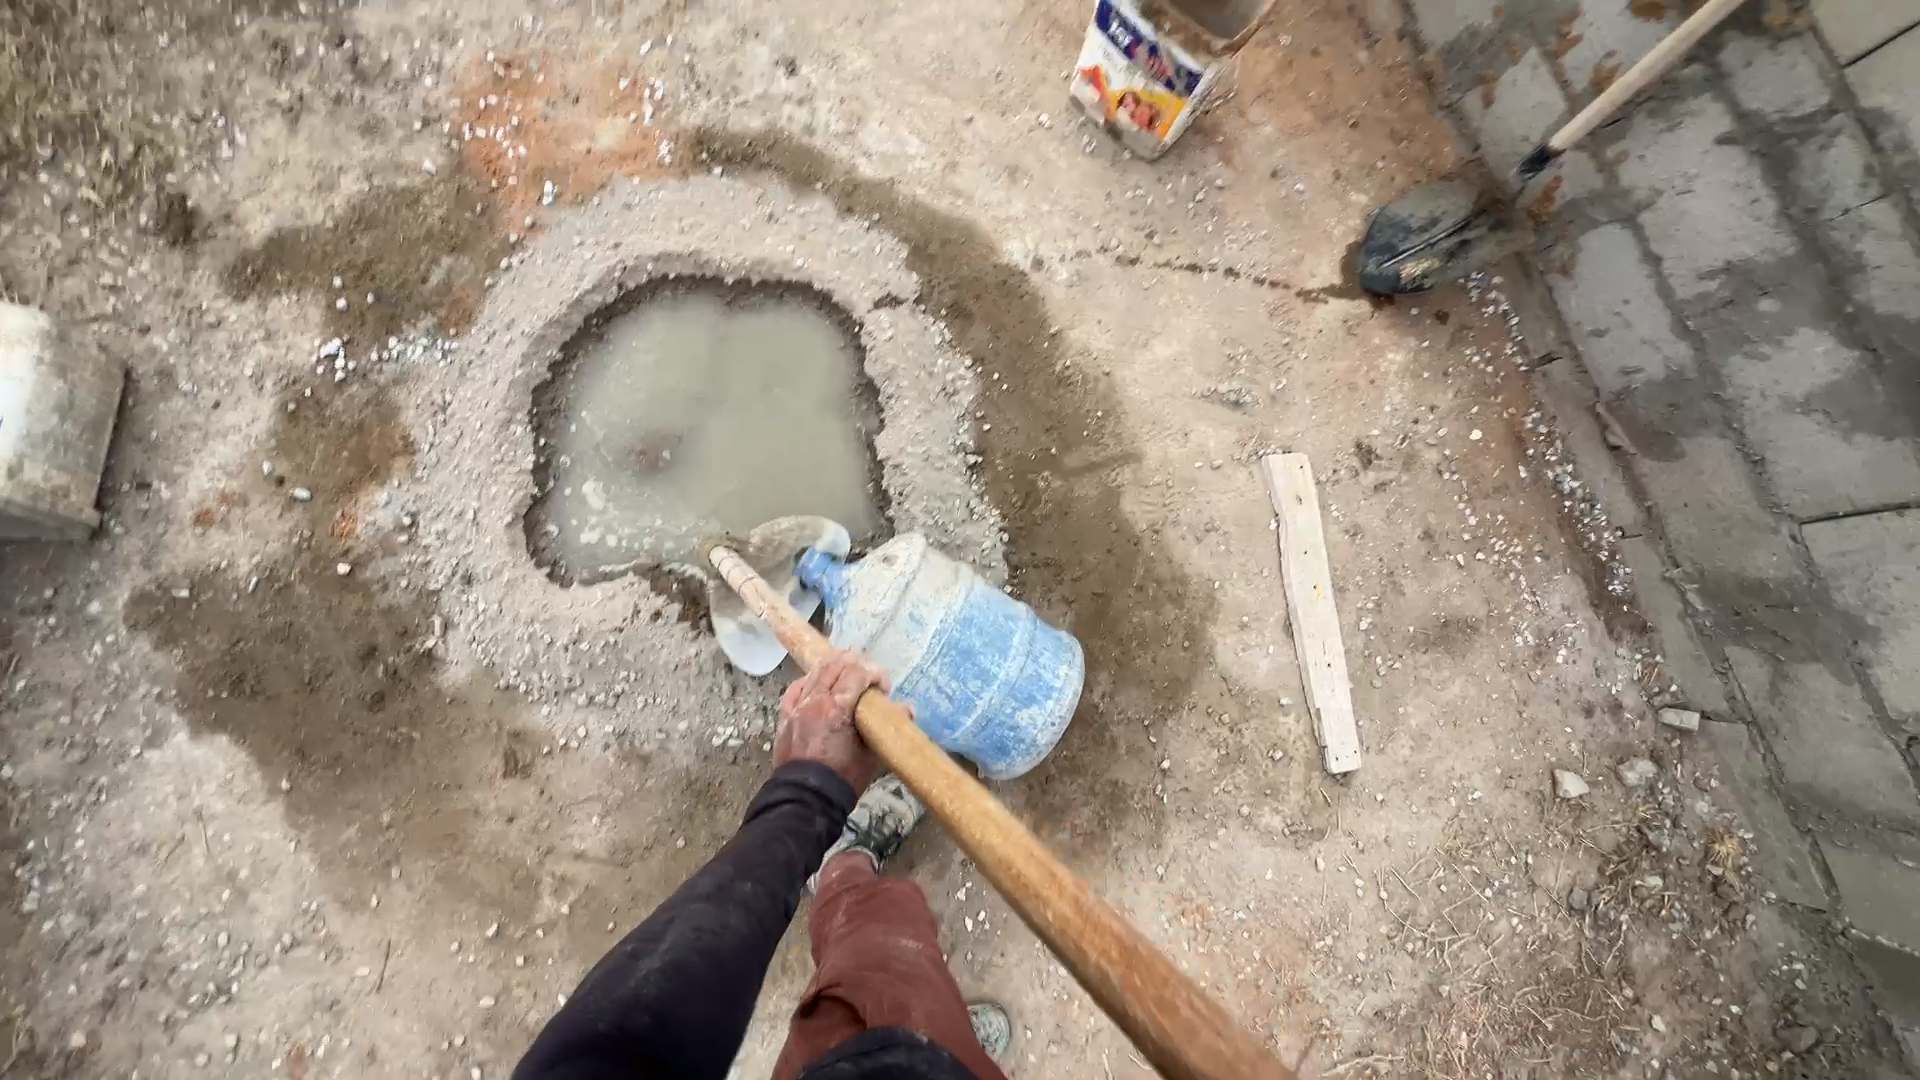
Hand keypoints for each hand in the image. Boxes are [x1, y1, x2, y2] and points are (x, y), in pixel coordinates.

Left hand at [774, 650, 887, 792]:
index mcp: (836, 708)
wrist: (806, 799)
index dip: (875, 673)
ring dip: (834, 666)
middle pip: (835, 666)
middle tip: (870, 674)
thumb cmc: (843, 778)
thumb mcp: (872, 754)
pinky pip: (795, 689)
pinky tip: (819, 681)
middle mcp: (815, 701)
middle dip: (856, 664)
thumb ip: (889, 726)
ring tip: (848, 669)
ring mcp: (797, 707)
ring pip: (815, 672)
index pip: (857, 673)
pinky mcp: (785, 717)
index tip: (884, 686)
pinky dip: (810, 680)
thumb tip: (909, 708)